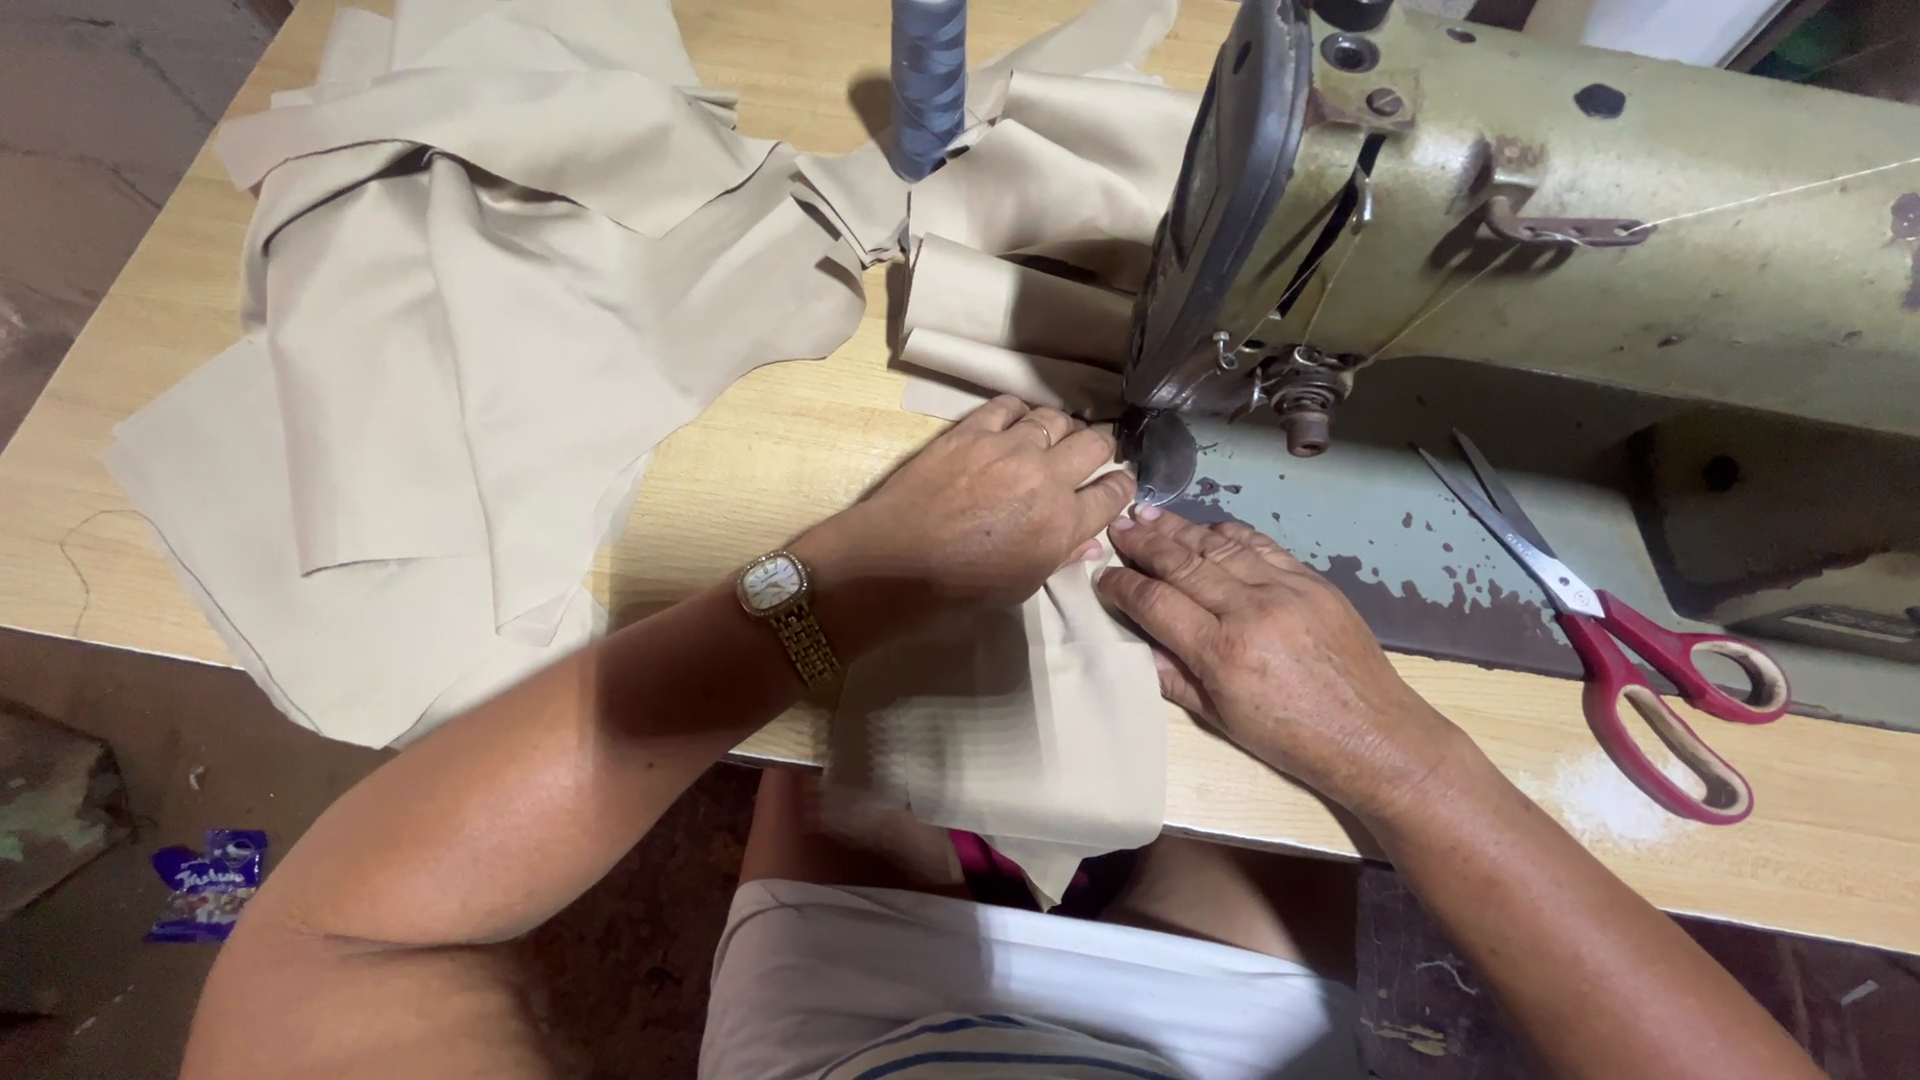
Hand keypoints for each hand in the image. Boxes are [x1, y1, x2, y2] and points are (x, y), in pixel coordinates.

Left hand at [793, 396, 1135, 643]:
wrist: (896, 563)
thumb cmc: (960, 589)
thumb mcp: (1022, 586)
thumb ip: (1061, 556)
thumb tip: (1090, 542)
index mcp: (1063, 522)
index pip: (1114, 492)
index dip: (1122, 486)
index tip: (1118, 484)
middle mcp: (1046, 476)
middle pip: (1095, 443)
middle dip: (1102, 448)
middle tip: (1093, 454)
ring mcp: (1009, 447)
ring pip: (1056, 417)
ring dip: (1062, 428)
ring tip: (1053, 438)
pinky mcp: (972, 430)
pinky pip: (1009, 405)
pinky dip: (1020, 412)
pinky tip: (1016, 422)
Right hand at [1096, 506, 1469, 820]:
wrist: (1374, 736)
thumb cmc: (1290, 738)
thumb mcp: (1220, 720)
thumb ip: (1173, 678)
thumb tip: (1136, 645)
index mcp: (1221, 652)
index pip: (1155, 603)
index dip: (1122, 586)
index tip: (1102, 575)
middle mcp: (1249, 610)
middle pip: (1182, 563)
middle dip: (1142, 543)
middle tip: (1116, 527)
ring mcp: (1284, 588)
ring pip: (1217, 546)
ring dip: (1178, 528)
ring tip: (1146, 515)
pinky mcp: (1311, 580)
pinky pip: (1259, 544)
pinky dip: (1226, 532)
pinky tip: (1204, 526)